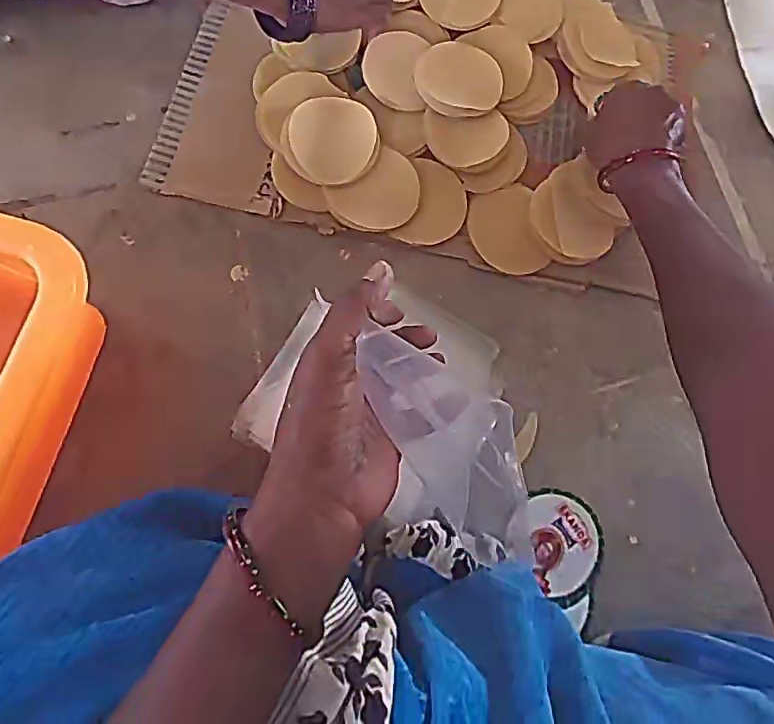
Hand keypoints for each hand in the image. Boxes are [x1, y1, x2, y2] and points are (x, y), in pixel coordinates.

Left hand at [251, 262, 431, 572]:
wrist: (323, 502)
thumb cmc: (321, 427)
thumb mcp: (329, 360)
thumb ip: (351, 314)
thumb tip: (380, 272)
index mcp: (327, 361)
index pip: (352, 324)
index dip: (374, 312)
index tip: (397, 311)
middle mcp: (348, 382)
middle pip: (380, 348)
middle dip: (405, 337)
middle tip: (428, 336)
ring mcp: (370, 411)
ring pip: (401, 377)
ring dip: (422, 365)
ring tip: (440, 359)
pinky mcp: (391, 437)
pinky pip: (418, 410)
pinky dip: (437, 401)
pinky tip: (453, 397)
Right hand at [584, 81, 687, 170]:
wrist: (643, 173)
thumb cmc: (610, 150)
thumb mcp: (590, 134)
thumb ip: (598, 121)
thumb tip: (602, 121)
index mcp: (624, 88)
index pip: (615, 95)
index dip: (611, 110)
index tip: (606, 124)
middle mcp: (651, 91)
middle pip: (641, 99)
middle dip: (634, 111)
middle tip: (625, 131)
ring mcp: (671, 108)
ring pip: (658, 111)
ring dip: (651, 121)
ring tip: (641, 143)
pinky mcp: (685, 127)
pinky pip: (669, 127)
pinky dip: (663, 135)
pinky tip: (653, 150)